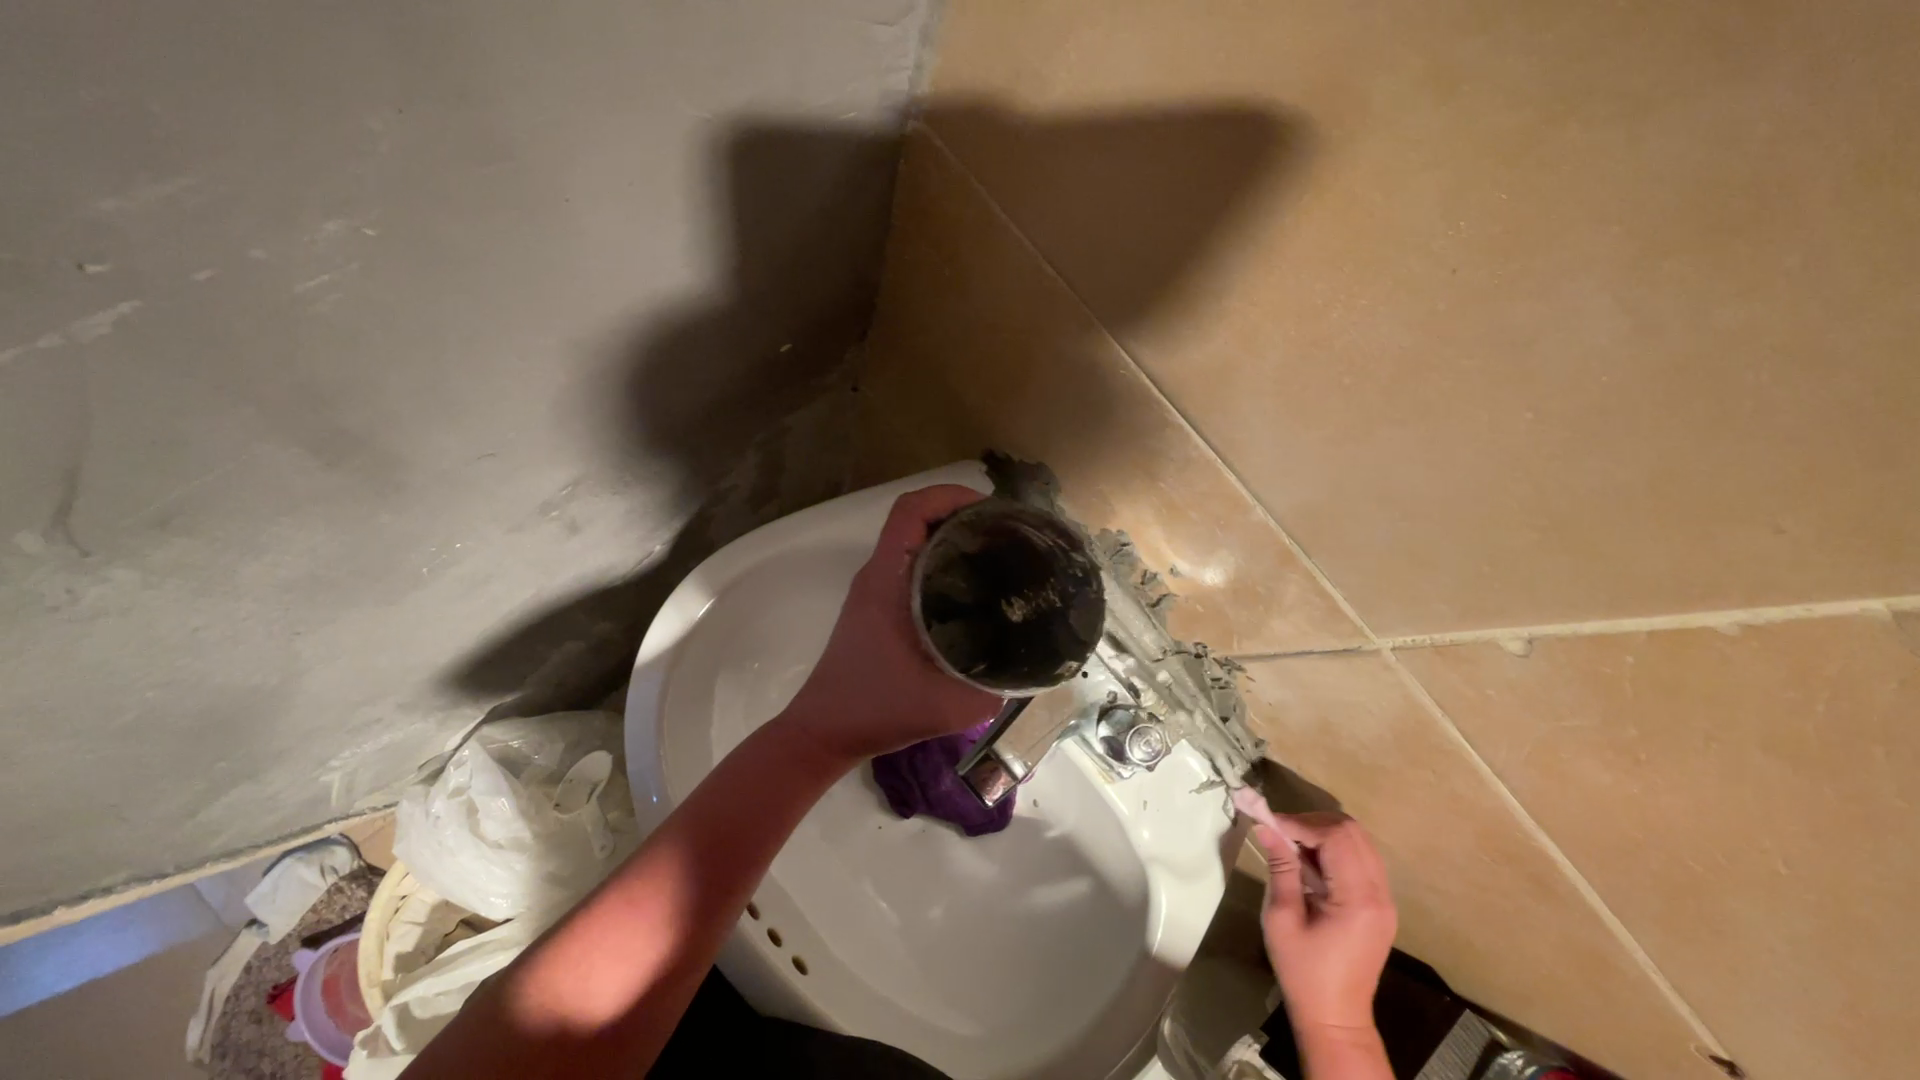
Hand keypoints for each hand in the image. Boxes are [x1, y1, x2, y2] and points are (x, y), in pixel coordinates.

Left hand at [782, 484, 1001, 763]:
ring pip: (916, 544)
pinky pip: (914, 569)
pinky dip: (945, 566)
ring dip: (954, 540)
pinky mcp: (879, 609)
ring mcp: (876, 592)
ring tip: (1002, 557)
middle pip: (918, 520)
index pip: (911, 510)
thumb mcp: (944, 706)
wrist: (822, 733)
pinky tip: (976, 593)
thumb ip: (991, 690)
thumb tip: (1031, 670)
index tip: (992, 509)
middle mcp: (878, 576)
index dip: (950, 496)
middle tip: (1010, 535)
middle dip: (964, 517)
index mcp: (886, 580)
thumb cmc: (873, 711)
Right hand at [1248, 808, 1397, 1036]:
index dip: (1301, 823)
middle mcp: (1380, 893)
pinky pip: (1363, 859)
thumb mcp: (1281, 918)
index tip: (1269, 824)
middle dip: (1313, 823)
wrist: (1335, 1015)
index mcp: (1358, 899)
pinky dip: (1336, 849)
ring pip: (1360, 842)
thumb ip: (1280, 868)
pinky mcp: (1381, 905)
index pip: (1336, 837)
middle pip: (1353, 832)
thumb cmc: (1303, 971)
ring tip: (1293, 845)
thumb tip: (1266, 827)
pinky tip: (1312, 862)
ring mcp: (1386, 899)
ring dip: (1325, 833)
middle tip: (1280, 832)